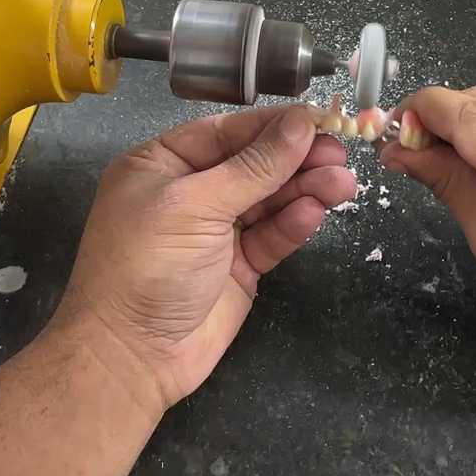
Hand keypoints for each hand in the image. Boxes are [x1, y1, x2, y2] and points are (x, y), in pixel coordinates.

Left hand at [50, 104, 356, 411]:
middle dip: (296, 159)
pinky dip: (294, 223)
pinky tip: (317, 211)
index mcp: (162, 165)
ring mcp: (216, 231)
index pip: (226, 133)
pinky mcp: (239, 266)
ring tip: (343, 183)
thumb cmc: (148, 266)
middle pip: (253, 165)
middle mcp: (190, 192)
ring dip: (305, 189)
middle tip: (339, 154)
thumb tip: (300, 124)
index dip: (272, 125)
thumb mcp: (195, 206)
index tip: (318, 119)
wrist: (132, 357)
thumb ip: (253, 167)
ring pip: (269, 200)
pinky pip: (271, 235)